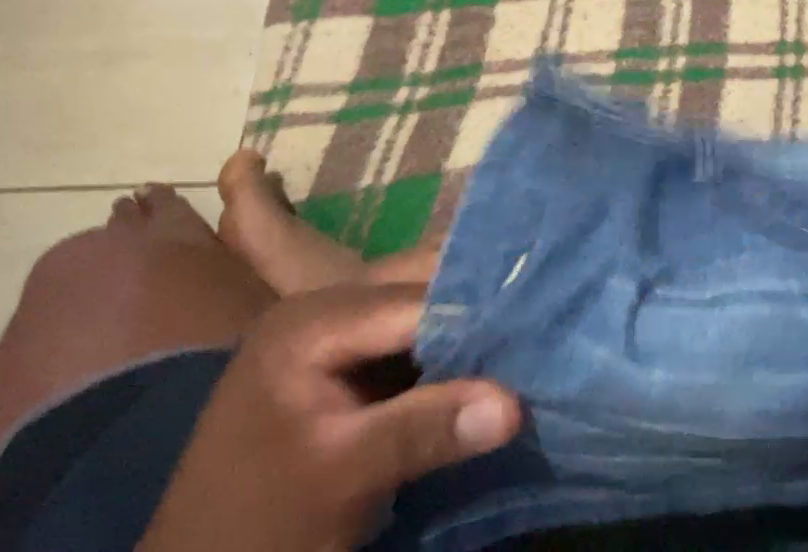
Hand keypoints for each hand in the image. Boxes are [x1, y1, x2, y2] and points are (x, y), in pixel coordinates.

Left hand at [139, 284, 520, 551]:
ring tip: (534, 338)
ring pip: (425, 307)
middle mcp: (326, 306)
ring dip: (474, 326)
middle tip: (547, 323)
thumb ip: (425, 429)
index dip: (482, 314)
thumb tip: (516, 404)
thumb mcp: (342, 477)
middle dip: (483, 306)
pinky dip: (456, 347)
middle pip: (423, 287)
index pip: (417, 300)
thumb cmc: (259, 520)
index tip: (546, 327)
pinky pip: (416, 336)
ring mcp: (338, 332)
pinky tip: (495, 361)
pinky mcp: (350, 361)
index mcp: (313, 320)